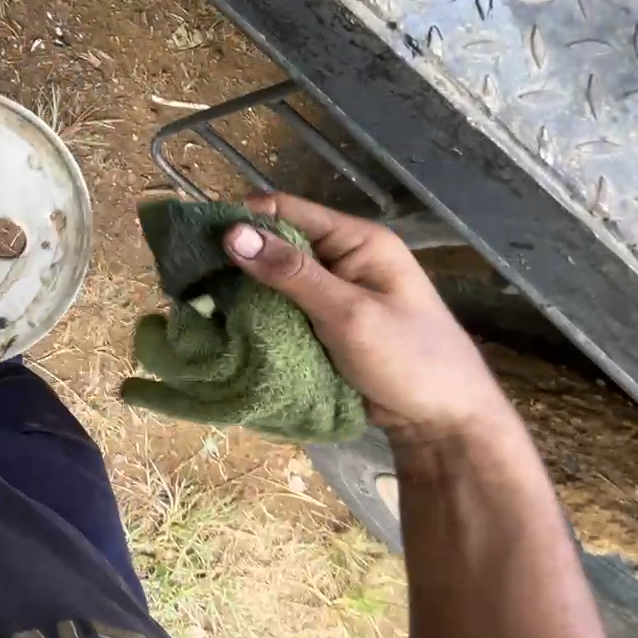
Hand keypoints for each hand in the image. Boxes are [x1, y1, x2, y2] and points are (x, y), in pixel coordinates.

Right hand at [223, 192, 516, 445]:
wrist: (446, 428)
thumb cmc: (411, 362)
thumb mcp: (349, 314)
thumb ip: (290, 272)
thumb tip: (231, 233)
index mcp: (357, 240)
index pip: (284, 209)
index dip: (241, 219)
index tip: (197, 241)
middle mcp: (341, 255)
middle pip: (273, 239)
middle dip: (235, 254)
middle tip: (191, 272)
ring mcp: (330, 287)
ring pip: (270, 273)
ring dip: (240, 284)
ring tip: (199, 295)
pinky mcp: (320, 316)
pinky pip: (276, 301)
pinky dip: (253, 307)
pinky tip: (225, 315)